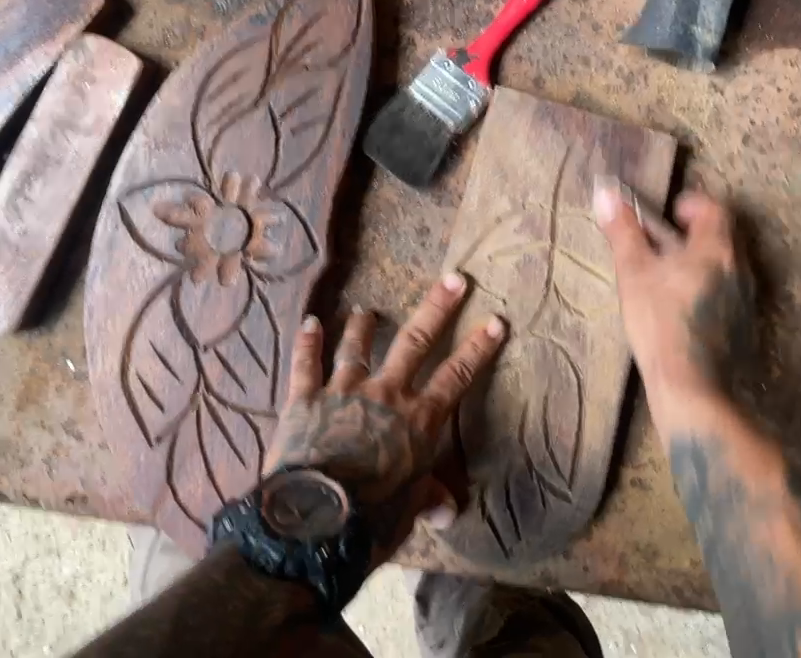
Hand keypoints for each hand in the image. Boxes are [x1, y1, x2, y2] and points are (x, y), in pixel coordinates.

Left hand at [265, 274, 506, 562]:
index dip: (478, 349)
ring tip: (365, 310)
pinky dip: (307, 343)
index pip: (456, 376)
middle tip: (455, 278)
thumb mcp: (409, 510)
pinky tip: (308, 323)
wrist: (314, 522)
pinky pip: (306, 365)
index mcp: (418, 420)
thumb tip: (447, 508)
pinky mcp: (304, 400)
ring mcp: (343, 392)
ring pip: (357, 348)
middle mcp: (385, 394)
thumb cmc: (372, 520)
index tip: (496, 321)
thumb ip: (427, 498)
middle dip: (438, 308)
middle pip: (416, 342)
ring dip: (362, 327)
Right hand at [592, 180, 755, 414]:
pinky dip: (705, 286)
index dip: (691, 204)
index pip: (714, 208)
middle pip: (722, 234)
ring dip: (699, 260)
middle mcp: (739, 268)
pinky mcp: (742, 324)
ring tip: (667, 273)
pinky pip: (726, 290)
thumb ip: (622, 231)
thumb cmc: (659, 321)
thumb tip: (606, 194)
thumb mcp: (634, 272)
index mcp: (716, 248)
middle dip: (692, 232)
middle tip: (662, 242)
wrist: (689, 384)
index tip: (668, 214)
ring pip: (724, 264)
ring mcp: (744, 298)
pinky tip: (679, 305)